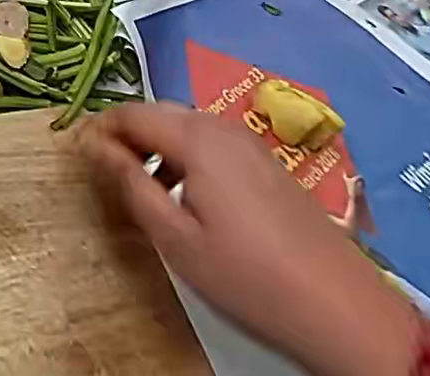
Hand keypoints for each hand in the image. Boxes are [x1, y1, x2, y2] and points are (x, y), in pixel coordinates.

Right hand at [84, 103, 419, 375]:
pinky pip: (209, 140)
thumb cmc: (251, 278)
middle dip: (123, 132)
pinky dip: (182, 152)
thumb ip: (128, 181)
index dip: (96, 127)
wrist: (353, 319)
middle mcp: (222, 128)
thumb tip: (91, 145)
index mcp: (196, 138)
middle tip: (102, 164)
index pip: (128, 113)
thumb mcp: (174, 236)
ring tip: (139, 180)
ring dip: (153, 142)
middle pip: (156, 112)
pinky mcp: (268, 163)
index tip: (76, 150)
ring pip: (182, 124)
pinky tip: (183, 190)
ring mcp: (250, 144)